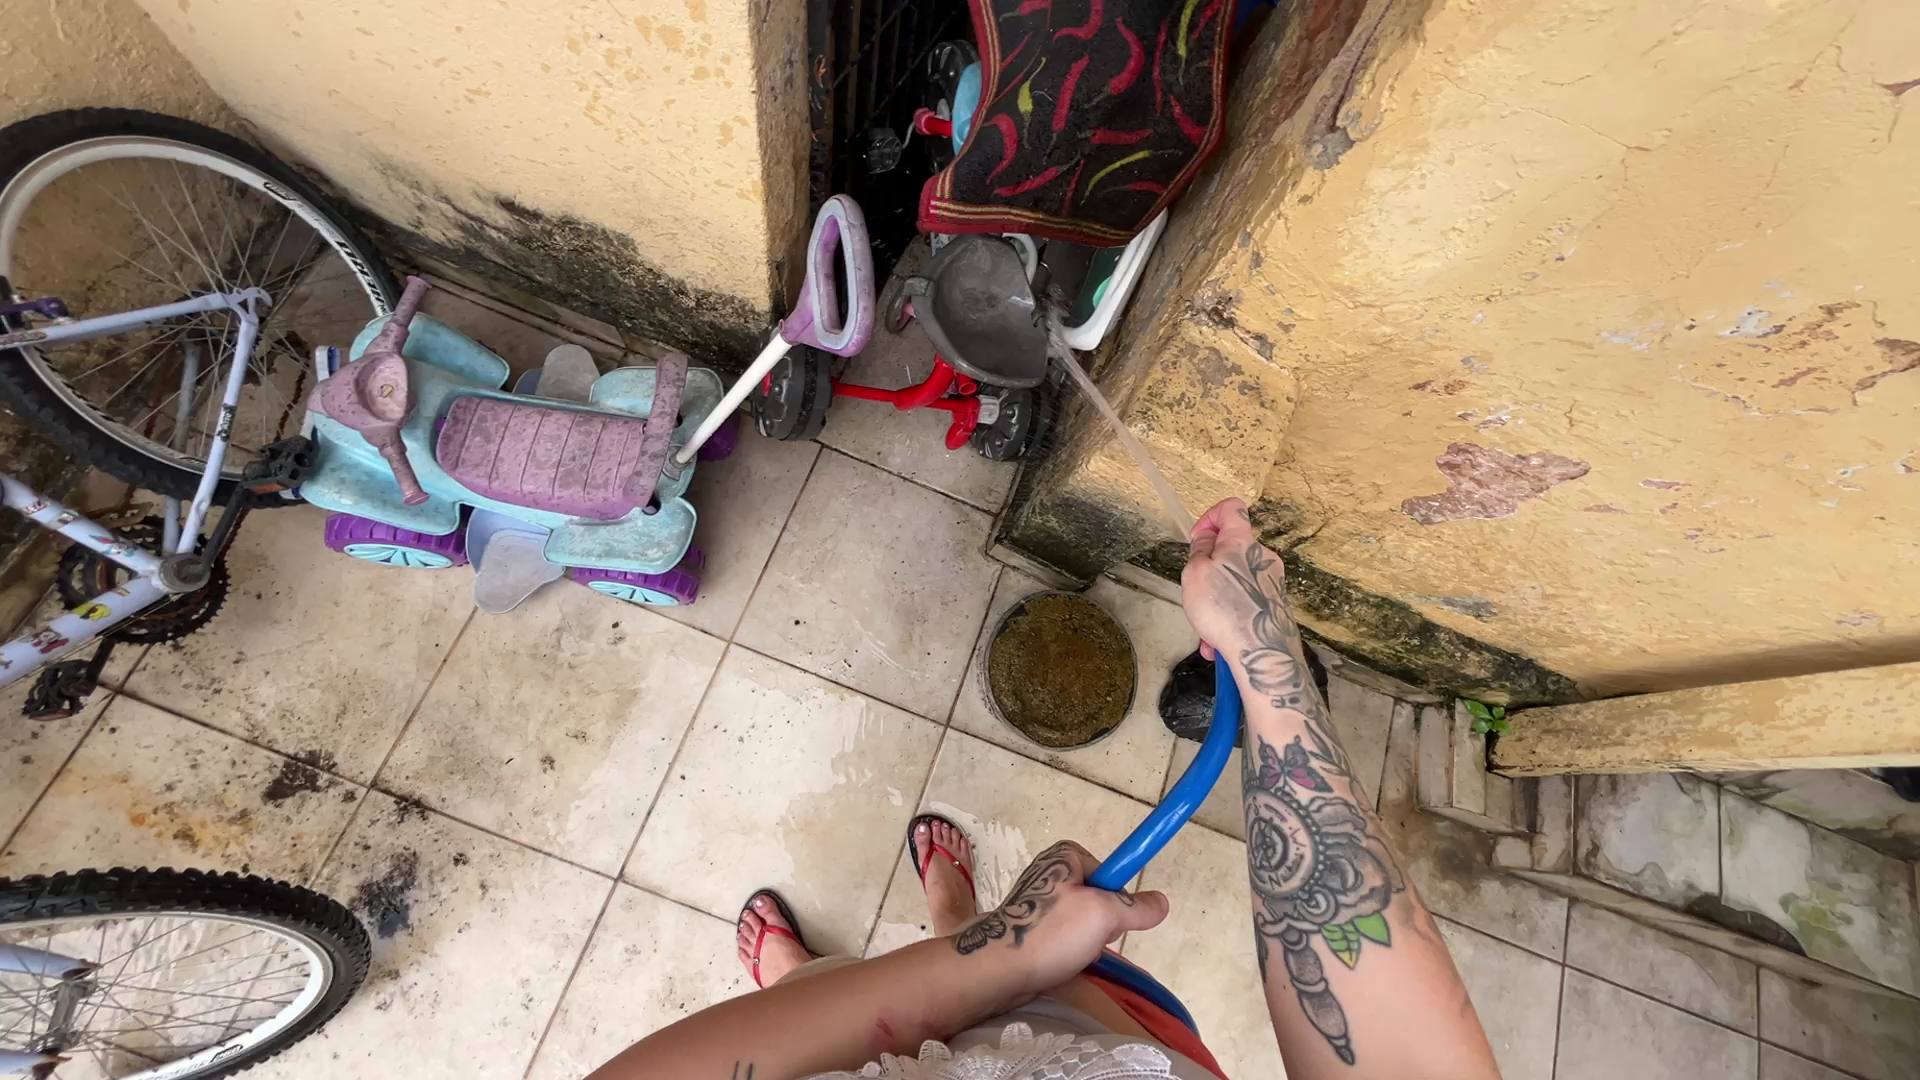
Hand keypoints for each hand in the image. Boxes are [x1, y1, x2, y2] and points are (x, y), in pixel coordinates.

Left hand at [951, 841, 1167, 992]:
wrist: (1001, 967)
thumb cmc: (1052, 932)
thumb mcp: (1104, 915)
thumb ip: (1136, 908)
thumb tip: (1162, 901)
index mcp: (1066, 855)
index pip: (1110, 873)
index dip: (1115, 899)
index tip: (1107, 921)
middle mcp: (1052, 869)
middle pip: (1099, 897)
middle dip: (1101, 924)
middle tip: (1089, 940)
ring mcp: (1040, 897)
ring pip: (1085, 920)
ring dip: (1087, 940)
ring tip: (1072, 953)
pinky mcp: (1032, 923)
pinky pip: (1066, 934)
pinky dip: (1070, 948)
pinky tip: (1062, 960)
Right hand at [1182, 497, 1282, 659]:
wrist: (1261, 653)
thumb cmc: (1225, 610)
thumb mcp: (1194, 573)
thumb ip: (1198, 551)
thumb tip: (1206, 542)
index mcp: (1242, 542)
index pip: (1231, 508)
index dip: (1209, 517)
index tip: (1197, 539)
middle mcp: (1262, 558)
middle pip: (1231, 549)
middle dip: (1208, 568)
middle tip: (1195, 588)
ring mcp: (1271, 583)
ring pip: (1234, 581)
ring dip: (1215, 599)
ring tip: (1204, 626)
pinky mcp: (1273, 606)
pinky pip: (1243, 603)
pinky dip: (1227, 617)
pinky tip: (1215, 641)